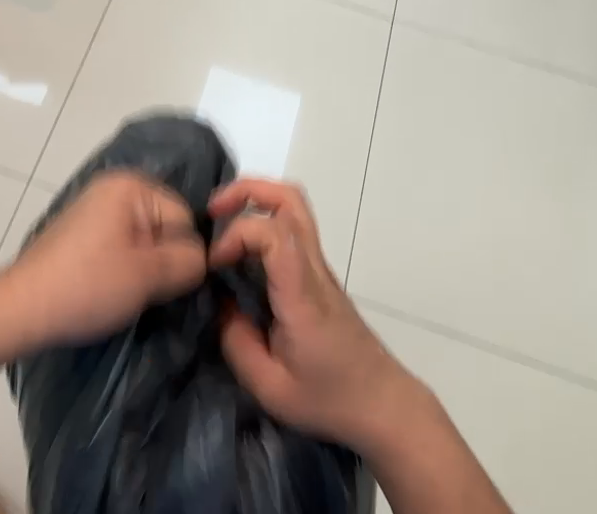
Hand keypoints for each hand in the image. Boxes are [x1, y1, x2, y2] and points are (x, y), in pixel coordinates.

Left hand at [0, 171, 208, 349]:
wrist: (21, 309)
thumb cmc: (87, 287)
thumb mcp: (150, 276)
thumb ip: (191, 262)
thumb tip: (207, 260)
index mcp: (132, 185)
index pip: (186, 218)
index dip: (183, 256)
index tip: (164, 284)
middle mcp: (114, 186)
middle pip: (166, 226)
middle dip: (163, 260)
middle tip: (146, 291)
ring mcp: (96, 208)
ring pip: (145, 240)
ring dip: (144, 267)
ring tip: (126, 293)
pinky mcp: (84, 231)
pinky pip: (123, 245)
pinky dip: (124, 267)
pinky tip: (111, 288)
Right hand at [209, 179, 426, 456]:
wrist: (383, 404)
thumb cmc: (330, 399)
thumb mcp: (271, 388)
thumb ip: (237, 344)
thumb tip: (221, 306)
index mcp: (302, 294)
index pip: (275, 233)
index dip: (236, 235)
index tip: (215, 266)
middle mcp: (313, 269)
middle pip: (290, 198)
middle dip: (246, 190)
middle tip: (213, 211)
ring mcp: (318, 268)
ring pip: (293, 207)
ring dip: (254, 202)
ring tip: (221, 225)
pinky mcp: (317, 275)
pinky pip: (290, 230)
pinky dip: (261, 224)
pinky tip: (239, 253)